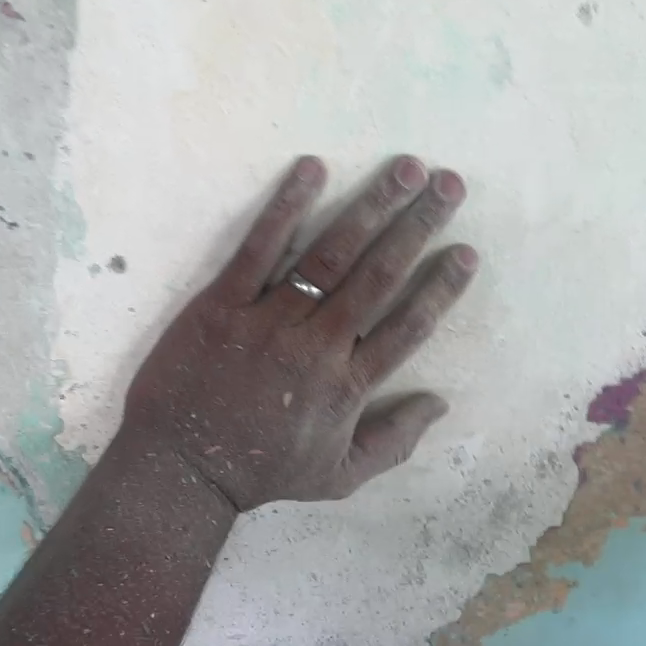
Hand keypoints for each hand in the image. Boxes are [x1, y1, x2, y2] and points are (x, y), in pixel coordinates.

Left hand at [120, 154, 477, 511]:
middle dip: (419, 226)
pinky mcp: (222, 303)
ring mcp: (269, 320)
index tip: (467, 251)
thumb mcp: (338, 477)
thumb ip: (393, 442)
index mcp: (348, 386)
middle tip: (450, 184)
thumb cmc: (261, 470)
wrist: (178, 469)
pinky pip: (259, 247)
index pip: (408, 327)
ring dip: (371, 207)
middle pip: (379, 276)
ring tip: (405, 168)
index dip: (442, 287)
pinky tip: (313, 168)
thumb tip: (441, 404)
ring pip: (330, 254)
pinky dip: (286, 207)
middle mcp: (318, 346)